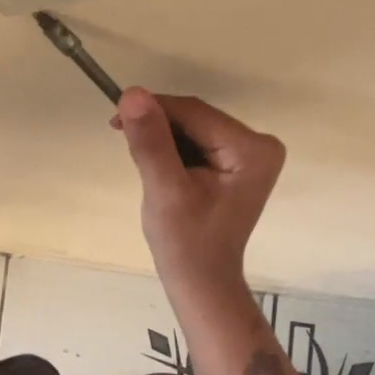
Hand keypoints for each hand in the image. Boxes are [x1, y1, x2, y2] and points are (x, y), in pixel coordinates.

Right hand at [112, 88, 284, 301]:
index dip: (152, 109)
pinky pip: (196, 143)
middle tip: (122, 138)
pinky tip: (157, 167)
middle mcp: (259, 145)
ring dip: (161, 138)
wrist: (199, 280)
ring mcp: (249, 155)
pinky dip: (171, 150)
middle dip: (157, 126)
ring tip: (140, 161)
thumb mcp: (164, 189)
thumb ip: (151, 141)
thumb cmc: (185, 242)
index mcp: (252, 148)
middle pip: (195, 118)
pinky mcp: (235, 165)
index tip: (114, 118)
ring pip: (192, 129)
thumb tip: (132, 93)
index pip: (193, 112)